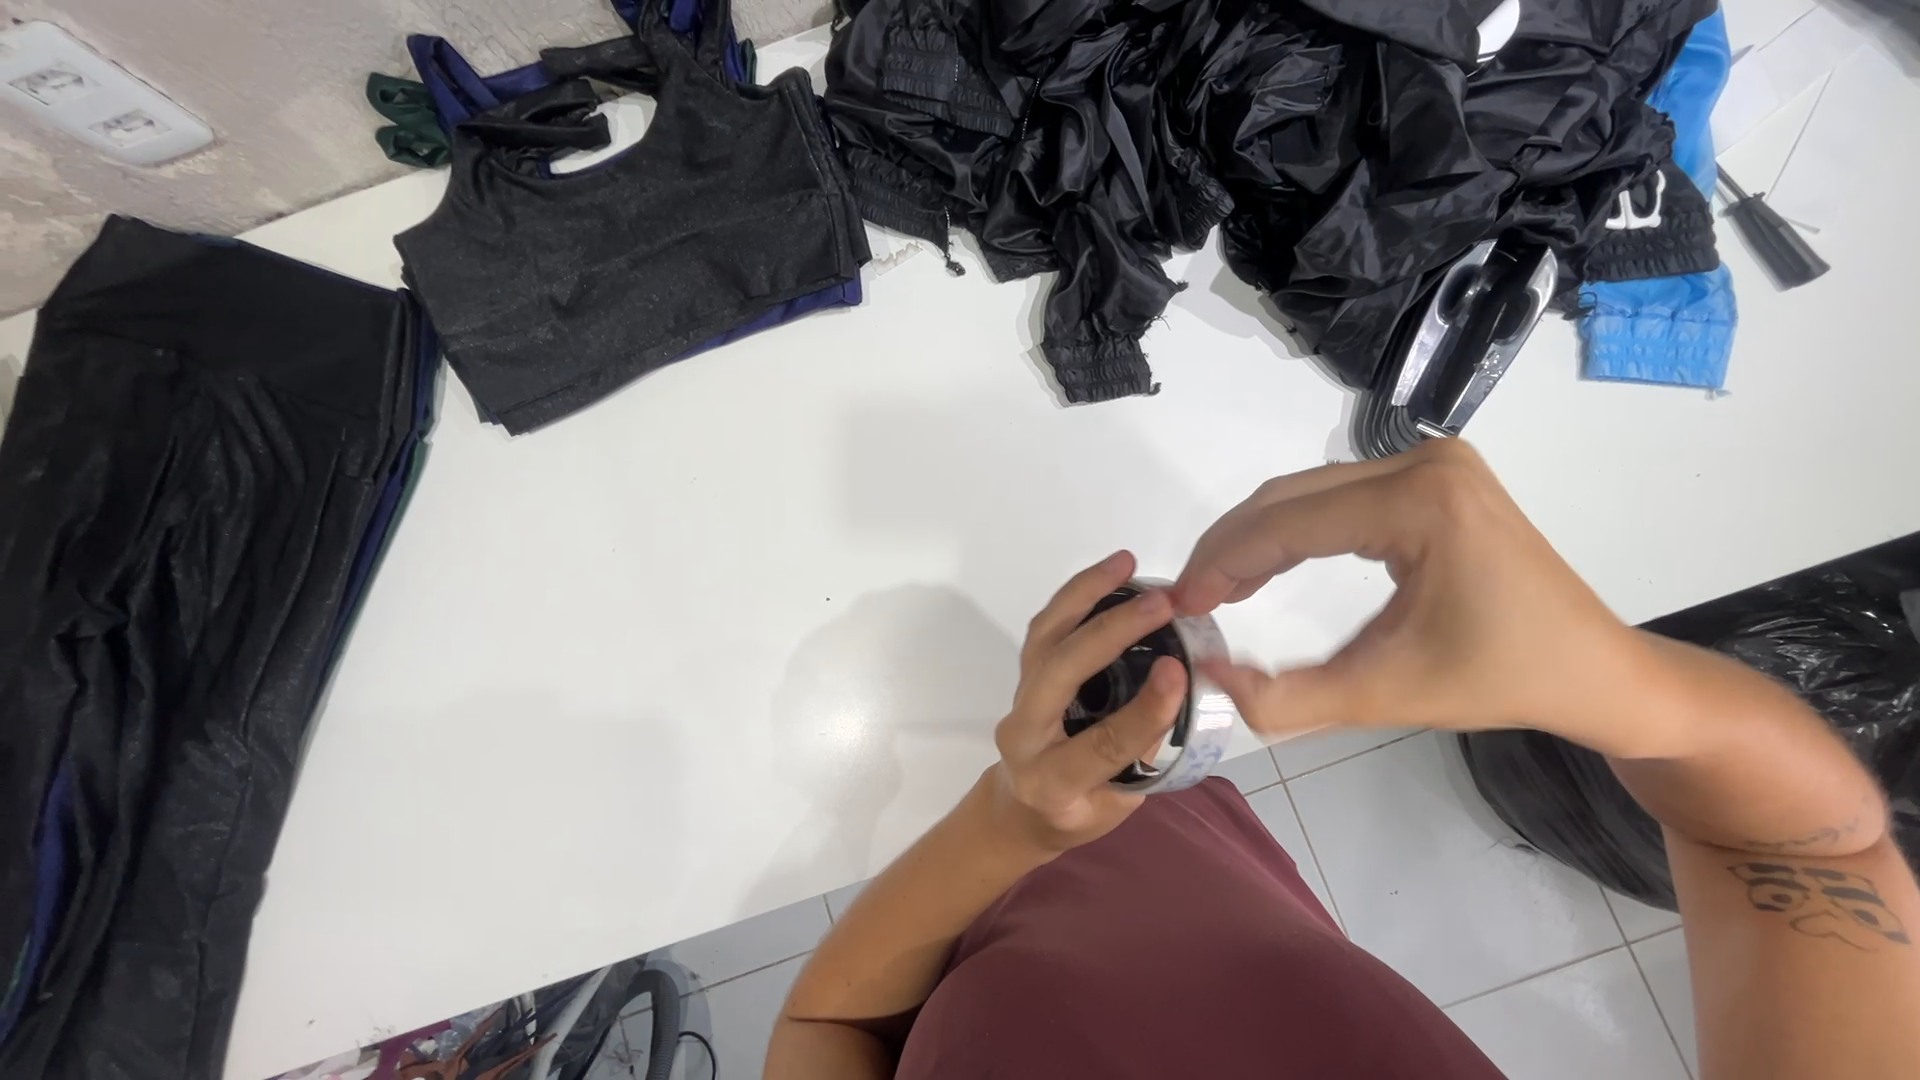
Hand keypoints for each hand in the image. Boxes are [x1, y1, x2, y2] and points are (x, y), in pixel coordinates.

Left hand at [987, 550, 1188, 852]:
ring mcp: (1018, 698)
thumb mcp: (1116, 807)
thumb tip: (1178, 697)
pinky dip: (1075, 597)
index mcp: (1052, 781)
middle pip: (1060, 672)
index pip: (1102, 743)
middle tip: (1160, 603)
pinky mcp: (1024, 675)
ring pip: (1044, 637)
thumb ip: (1142, 760)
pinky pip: (1045, 629)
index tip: (1179, 671)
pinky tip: (1107, 575)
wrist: (1019, 808)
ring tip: (1125, 564)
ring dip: (1085, 594)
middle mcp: (1024, 734)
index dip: (1143, 710)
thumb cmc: (1076, 814)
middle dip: (1110, 633)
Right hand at [1172, 440, 1656, 755]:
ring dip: (1252, 540)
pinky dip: (1289, 533)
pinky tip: (1265, 568)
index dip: (1222, 564)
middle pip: (1289, 498)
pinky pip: (1333, 498)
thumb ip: (1285, 697)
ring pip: (1304, 494)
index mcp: (1421, 503)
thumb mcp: (1384, 696)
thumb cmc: (1502, 682)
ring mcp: (1430, 463)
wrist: (1598, 670)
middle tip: (1188, 598)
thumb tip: (1205, 674)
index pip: (1289, 524)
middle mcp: (1424, 463)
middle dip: (1228, 549)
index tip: (1180, 604)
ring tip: (1216, 589)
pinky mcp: (1430, 478)